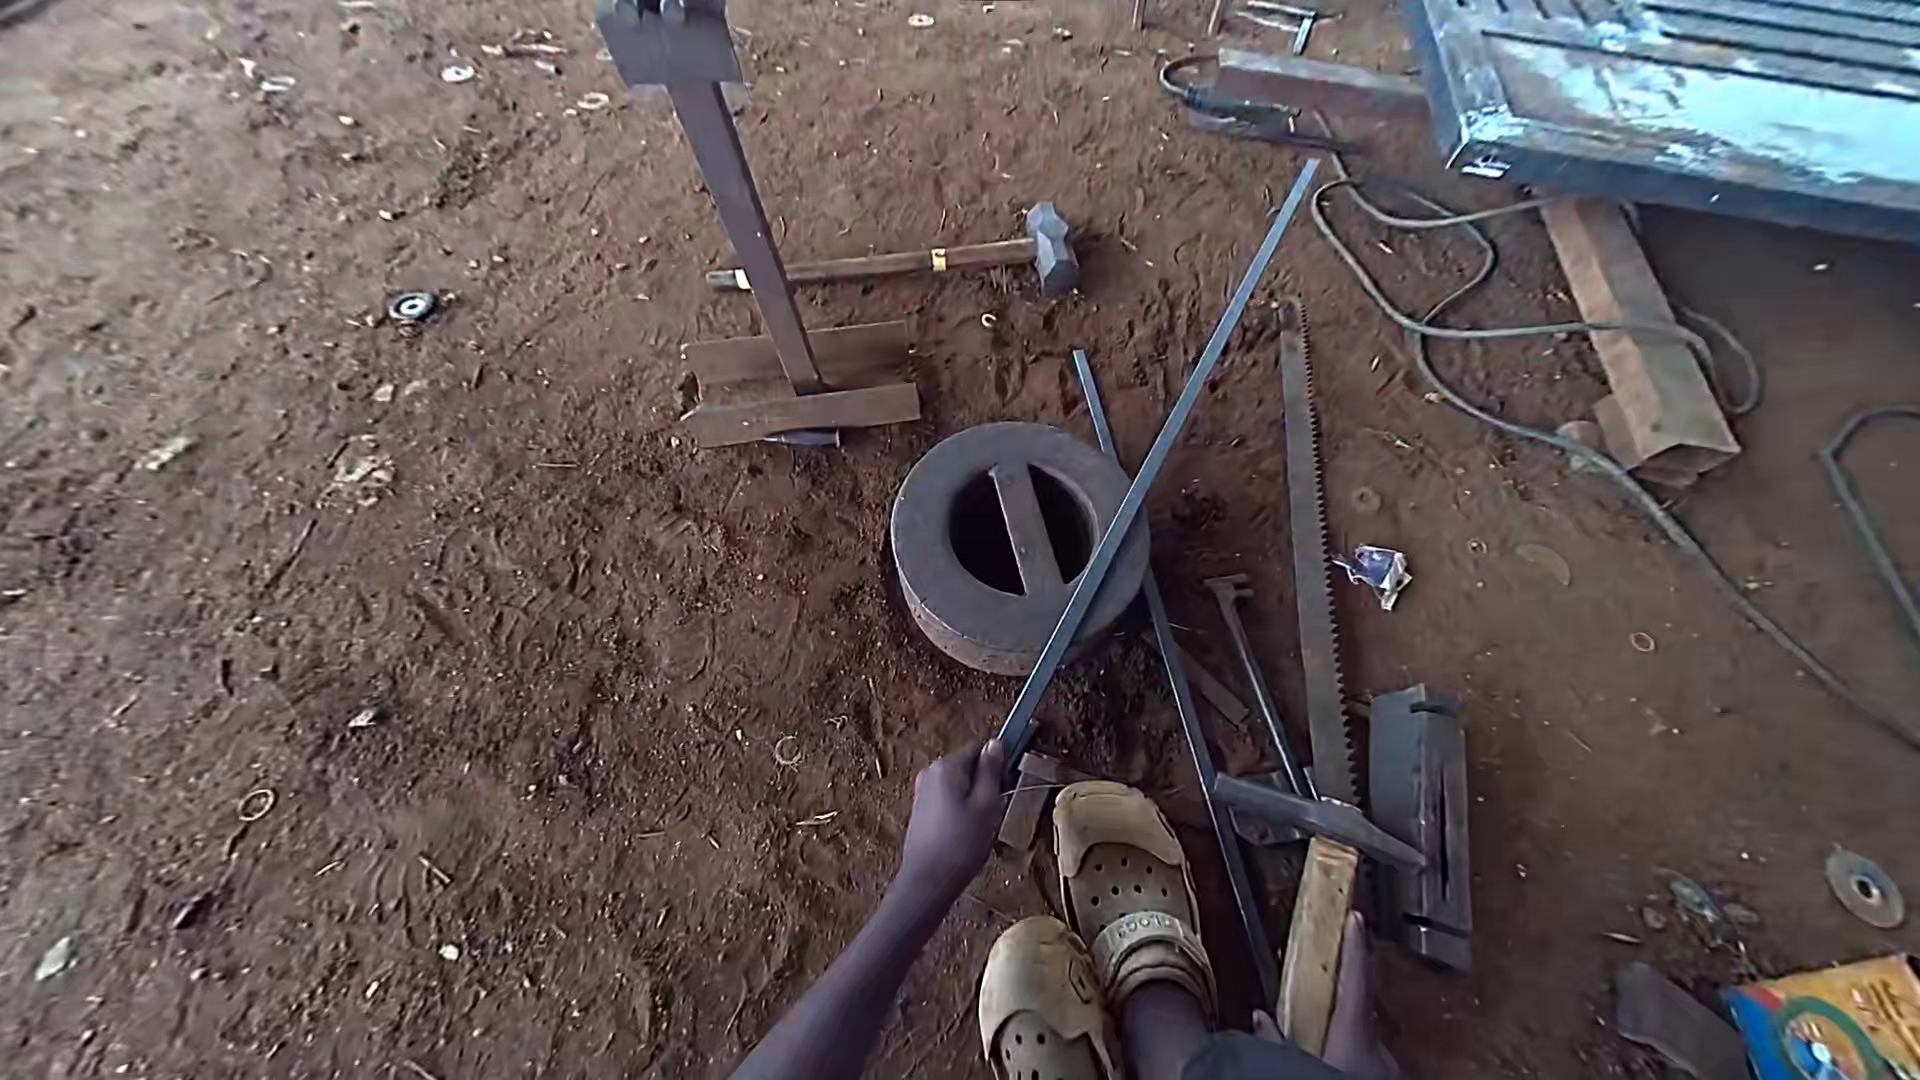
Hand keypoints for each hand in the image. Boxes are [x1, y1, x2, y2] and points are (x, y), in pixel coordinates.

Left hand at [896, 739, 1006, 901]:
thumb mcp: (986, 804)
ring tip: (981, 826)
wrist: (927, 882)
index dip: (996, 764)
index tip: (1006, 787)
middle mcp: (930, 772)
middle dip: (984, 783)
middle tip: (995, 810)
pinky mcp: (920, 810)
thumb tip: (995, 743)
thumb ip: (991, 771)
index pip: (977, 748)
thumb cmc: (962, 842)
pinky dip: (960, 810)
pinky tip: (965, 834)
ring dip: (973, 798)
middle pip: (967, 766)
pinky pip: (947, 799)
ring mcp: (922, 791)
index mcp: (946, 766)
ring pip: (958, 784)